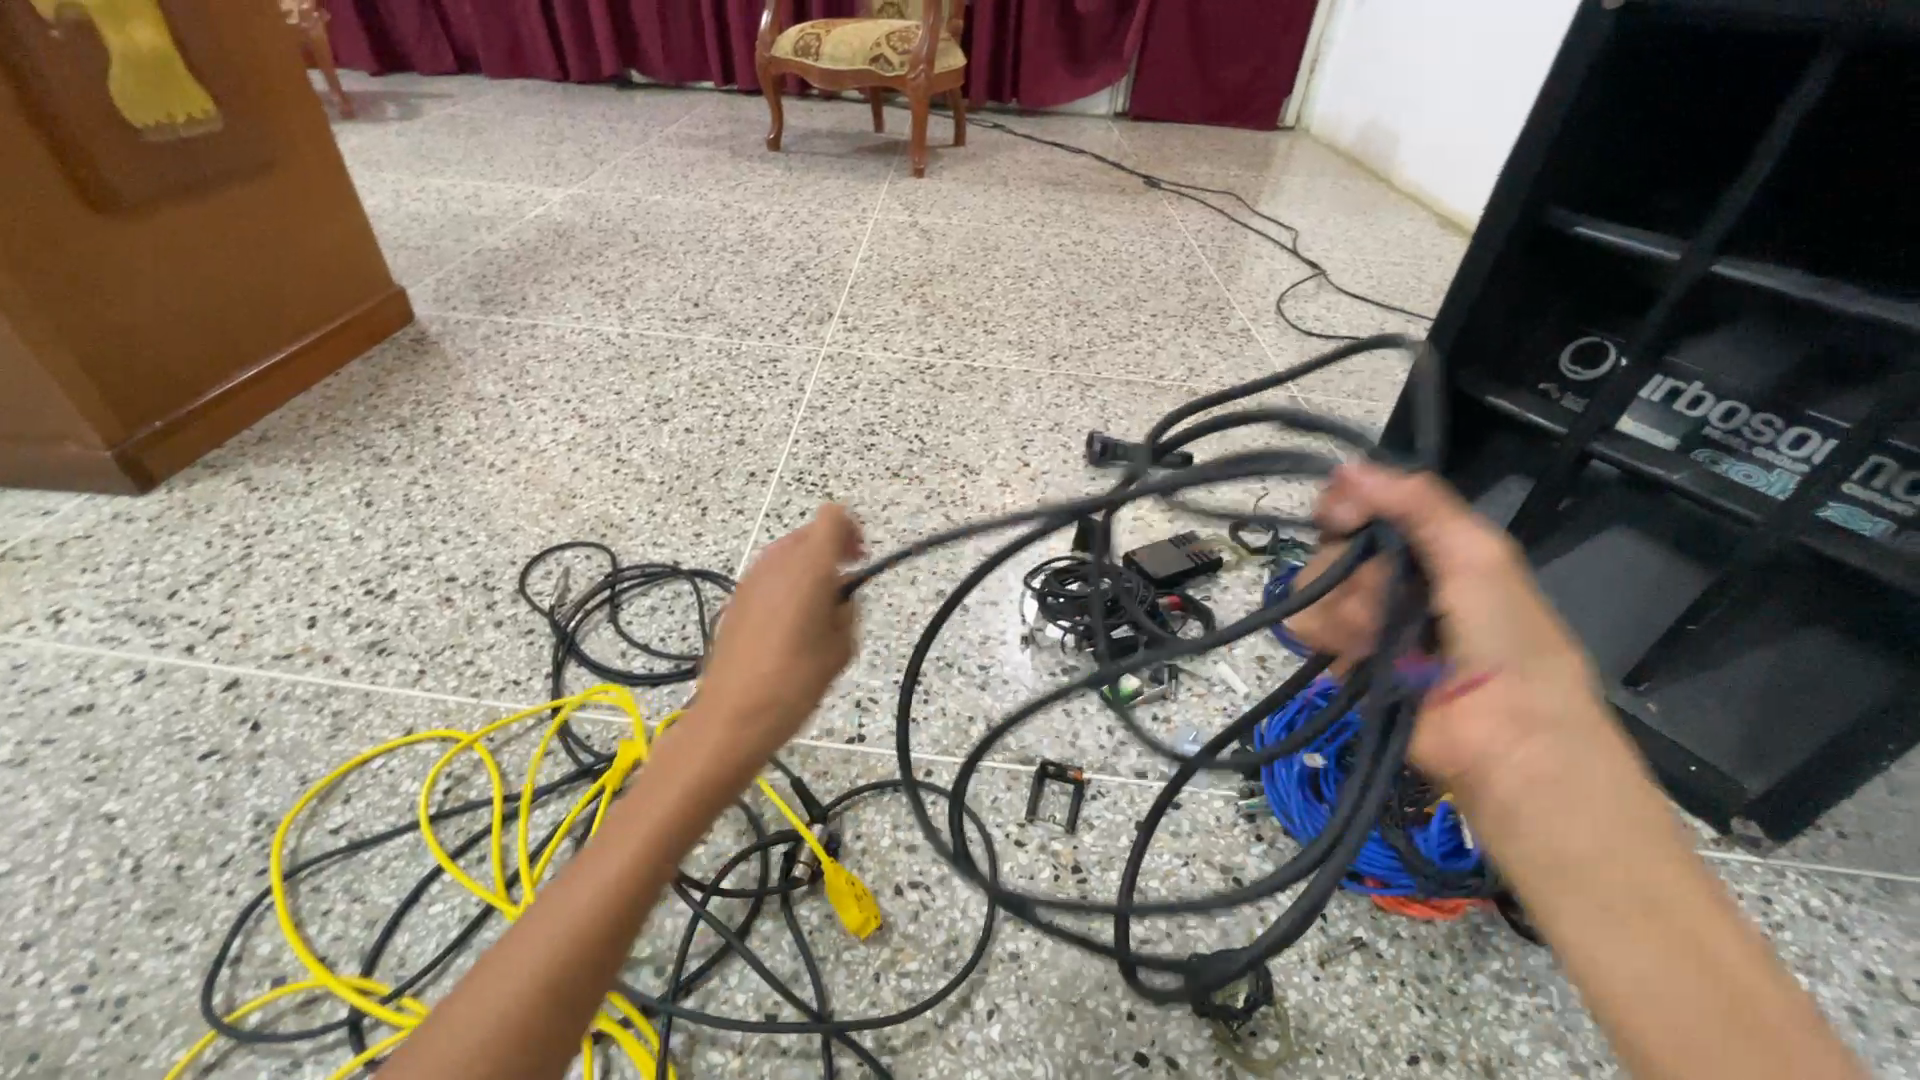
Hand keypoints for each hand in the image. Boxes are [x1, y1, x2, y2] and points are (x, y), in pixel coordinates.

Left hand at [693, 505, 863, 761]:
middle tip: (845, 591)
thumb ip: (848, 609)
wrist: (733, 716)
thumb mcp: (841, 648)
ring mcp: (751, 580)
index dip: (853, 530)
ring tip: (819, 614)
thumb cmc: (794, 683)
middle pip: (809, 533)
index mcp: (808, 567)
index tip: (861, 560)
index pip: (833, 516)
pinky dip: (787, 588)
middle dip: (832, 553)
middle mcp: (776, 563)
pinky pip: (770, 578)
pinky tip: (791, 628)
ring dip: (808, 571)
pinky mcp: (736, 600)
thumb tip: (842, 597)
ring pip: (788, 555)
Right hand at [1284, 464, 1632, 796]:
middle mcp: (1391, 579)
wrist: (1504, 733)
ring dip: (1345, 610)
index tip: (1338, 515)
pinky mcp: (1343, 660)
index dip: (1343, 506)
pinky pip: (1308, 630)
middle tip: (1384, 594)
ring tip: (1380, 637)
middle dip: (1351, 569)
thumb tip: (1345, 466)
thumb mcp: (1478, 554)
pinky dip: (1334, 640)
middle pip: (1331, 548)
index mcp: (1428, 547)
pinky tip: (1364, 656)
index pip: (1363, 508)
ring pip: (1313, 589)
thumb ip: (1417, 503)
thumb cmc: (1504, 637)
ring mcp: (1364, 621)